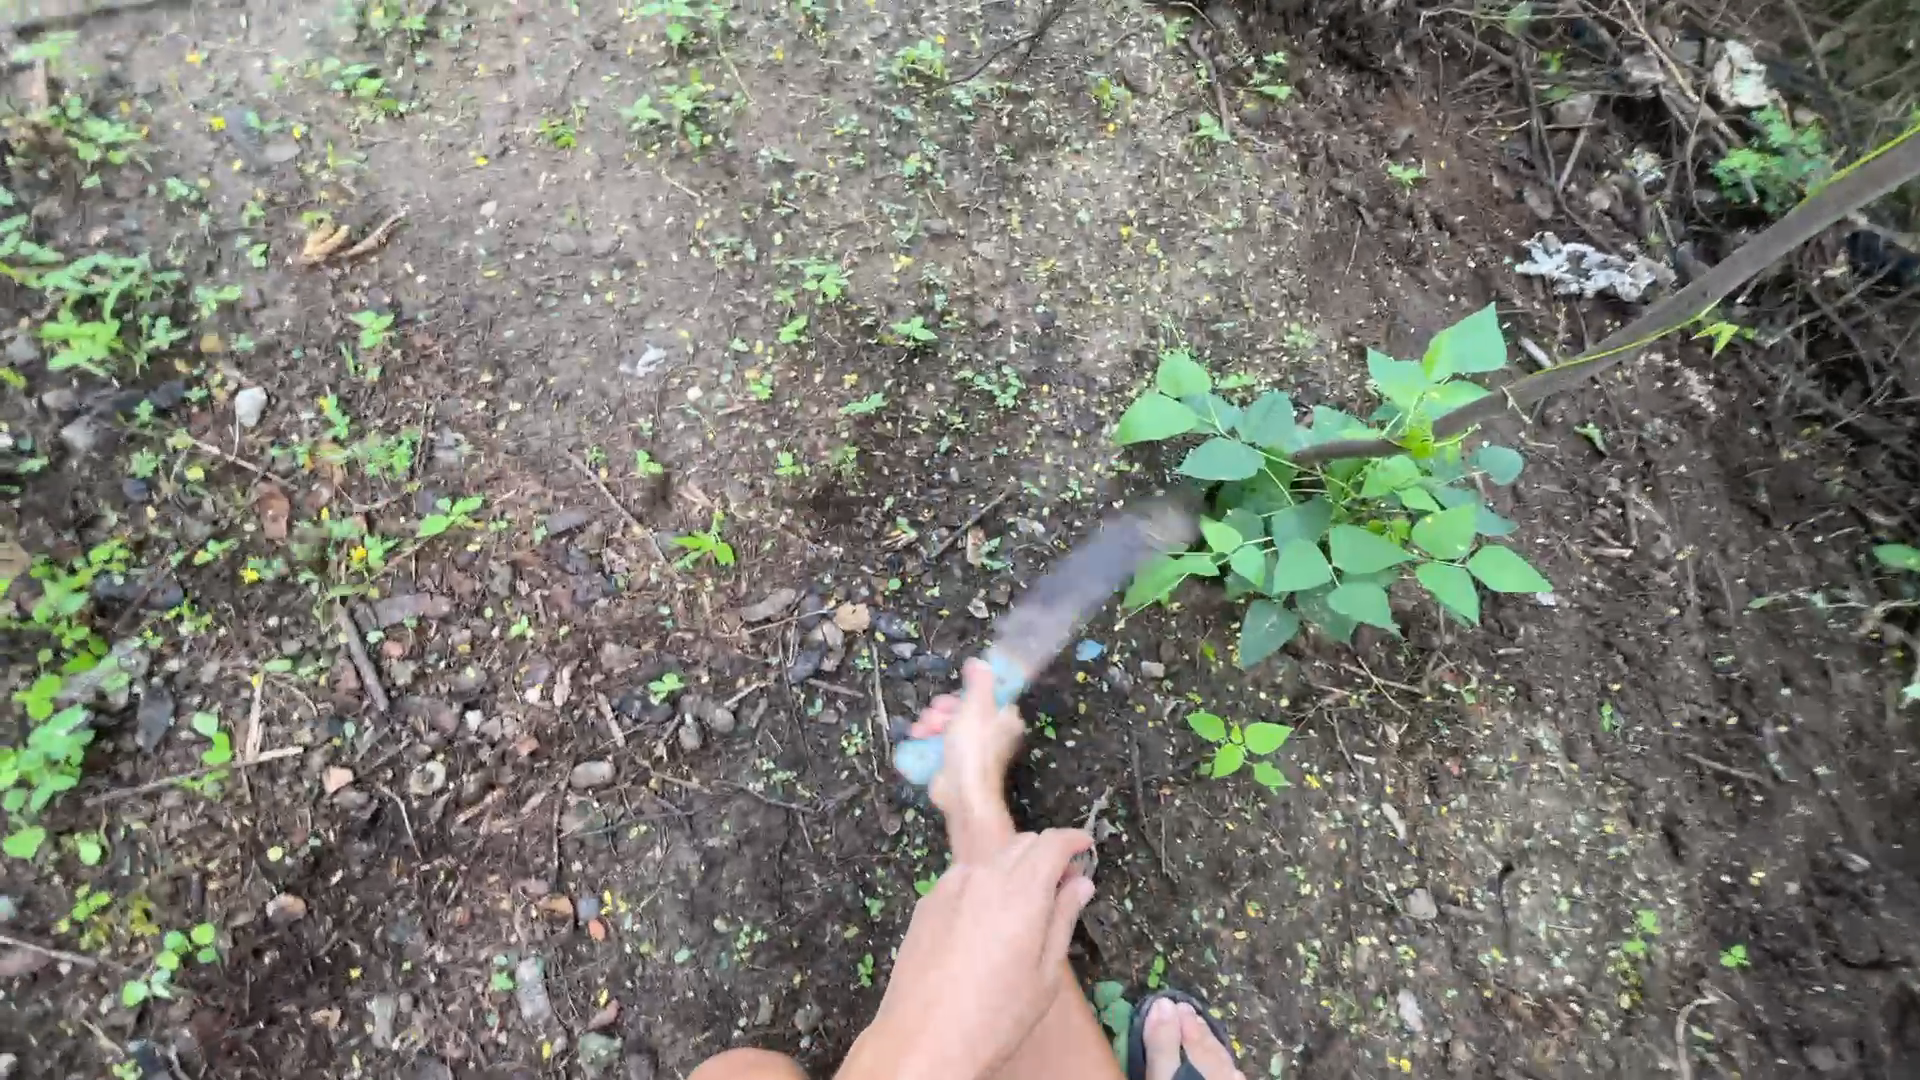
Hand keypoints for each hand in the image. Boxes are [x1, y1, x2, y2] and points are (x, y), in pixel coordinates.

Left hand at [840, 830, 1095, 1079]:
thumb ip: (1063, 919)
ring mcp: (952, 883)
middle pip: (1023, 844)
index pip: (1052, 843)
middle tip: (1063, 886)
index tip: (1086, 846)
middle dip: (1047, 854)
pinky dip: (986, 882)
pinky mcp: (928, 899)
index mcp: (1021, 891)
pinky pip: (966, 876)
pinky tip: (985, 920)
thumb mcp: (1045, 975)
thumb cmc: (996, 1016)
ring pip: (993, 858)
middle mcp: (985, 875)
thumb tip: (1081, 882)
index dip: (1073, 840)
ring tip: (1024, 906)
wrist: (923, 1039)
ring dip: (1016, 867)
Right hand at [907, 659, 1023, 830]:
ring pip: (948, 724)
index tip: (955, 694)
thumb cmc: (974, 745)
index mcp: (1005, 719)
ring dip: (931, 722)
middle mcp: (993, 734)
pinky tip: (917, 738)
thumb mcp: (977, 704)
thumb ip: (979, 680)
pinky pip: (939, 742)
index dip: (967, 693)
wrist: (962, 792)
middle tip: (935, 713)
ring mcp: (973, 750)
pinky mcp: (955, 763)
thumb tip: (979, 662)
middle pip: (963, 708)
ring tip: (922, 730)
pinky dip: (927, 738)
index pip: (987, 695)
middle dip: (943, 709)